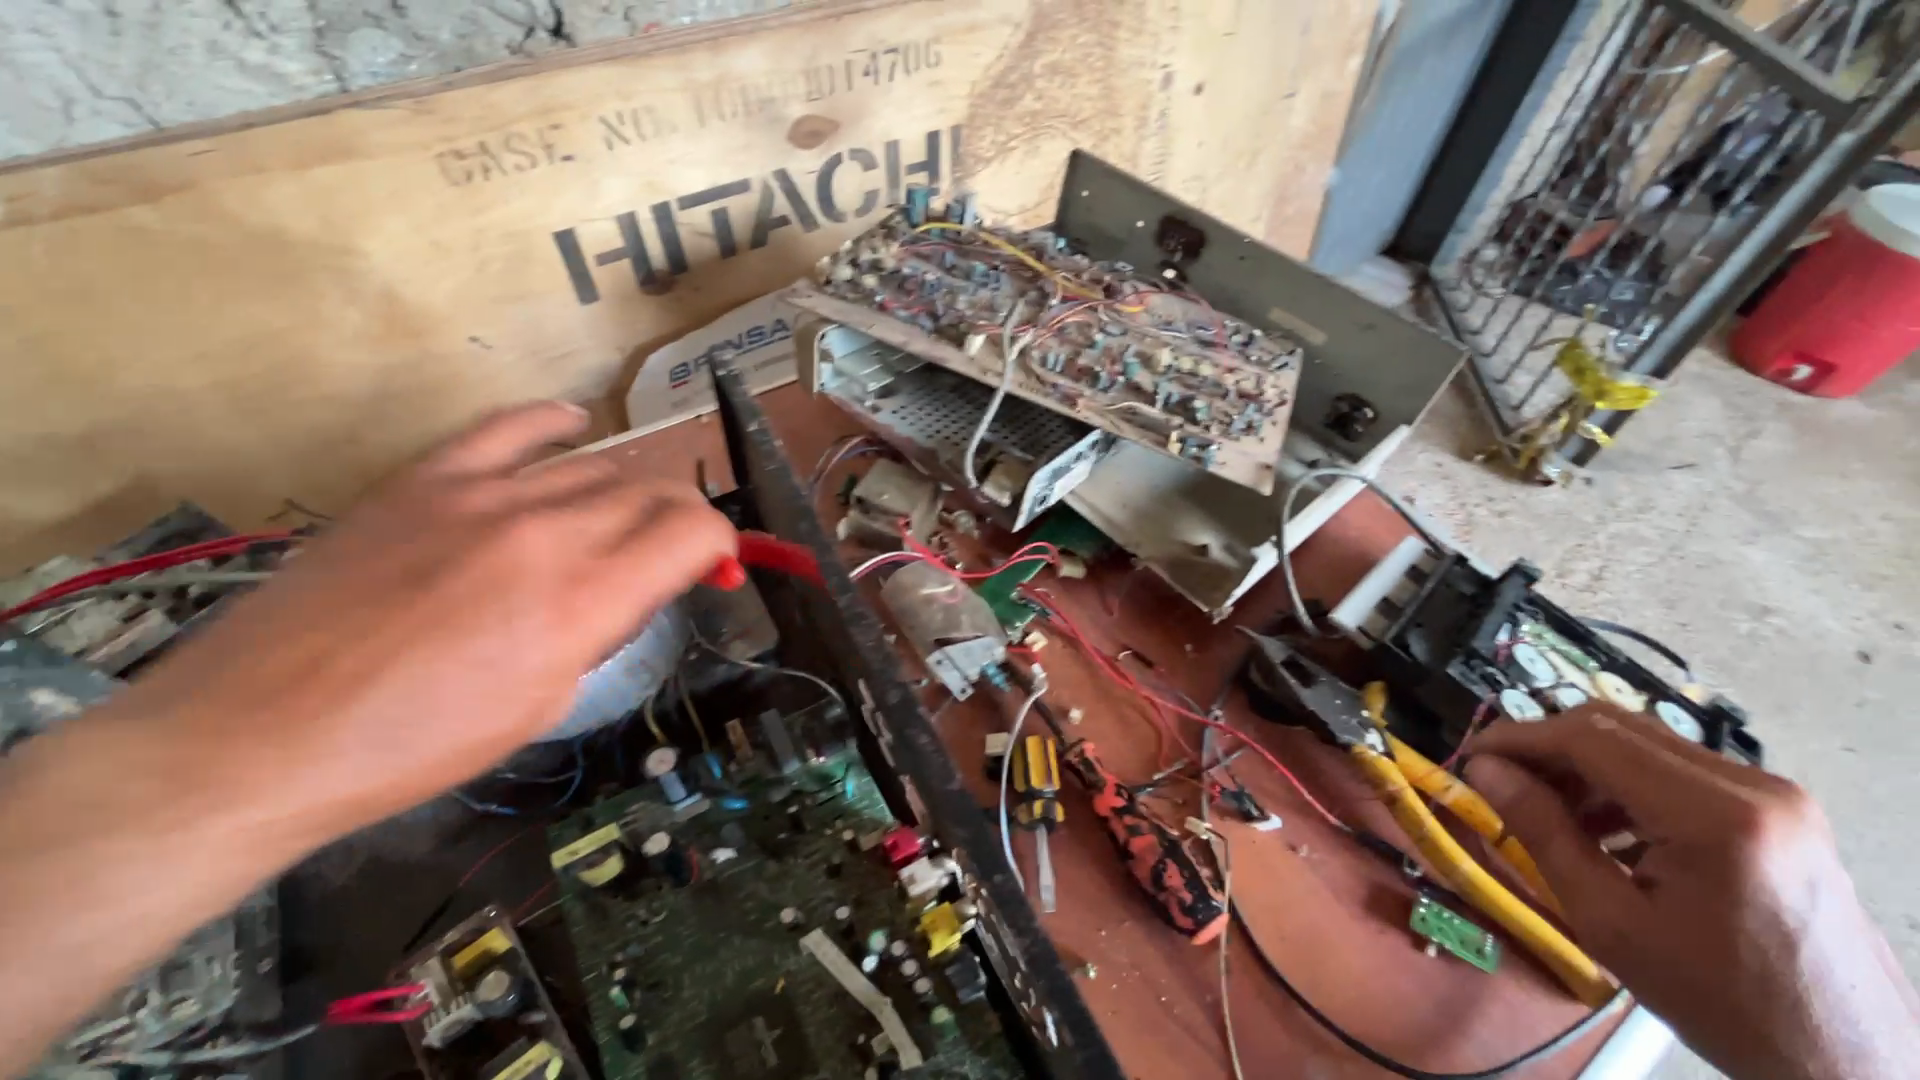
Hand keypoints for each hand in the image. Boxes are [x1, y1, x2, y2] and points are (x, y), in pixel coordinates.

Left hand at [83, 400, 736, 839]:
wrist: (259, 736)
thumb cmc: (415, 746)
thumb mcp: (543, 702)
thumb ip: (602, 629)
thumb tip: (631, 586)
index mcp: (583, 600)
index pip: (693, 532)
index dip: (721, 546)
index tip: (715, 567)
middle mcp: (546, 531)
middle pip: (650, 492)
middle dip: (678, 522)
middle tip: (669, 556)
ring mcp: (481, 495)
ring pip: (593, 465)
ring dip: (626, 492)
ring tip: (620, 521)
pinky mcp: (422, 481)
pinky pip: (506, 428)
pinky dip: (552, 423)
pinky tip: (572, 426)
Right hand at [1466, 706, 1919, 1079]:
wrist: (1848, 1058)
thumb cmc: (1719, 1000)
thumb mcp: (1610, 922)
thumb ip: (1542, 832)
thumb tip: (1484, 770)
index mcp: (1715, 815)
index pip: (1589, 737)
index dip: (1517, 737)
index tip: (1469, 757)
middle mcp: (1754, 785)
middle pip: (1617, 727)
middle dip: (1545, 746)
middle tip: (1497, 781)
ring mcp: (1774, 793)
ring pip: (1644, 742)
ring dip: (1581, 764)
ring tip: (1544, 810)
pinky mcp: (1779, 808)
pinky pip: (1677, 768)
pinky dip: (1623, 782)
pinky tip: (1600, 825)